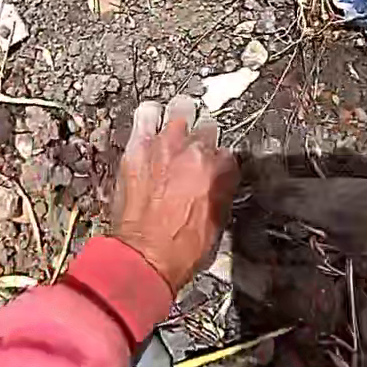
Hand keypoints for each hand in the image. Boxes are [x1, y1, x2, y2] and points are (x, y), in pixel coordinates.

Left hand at [111, 96, 239, 291]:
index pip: (227, 151)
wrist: (146, 257)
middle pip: (206, 126)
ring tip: (172, 131)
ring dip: (178, 120)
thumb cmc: (181, 248)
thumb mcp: (218, 220)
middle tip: (192, 152)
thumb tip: (217, 183)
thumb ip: (220, 190)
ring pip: (180, 109)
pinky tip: (150, 124)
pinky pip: (146, 114)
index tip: (209, 168)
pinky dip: (149, 116)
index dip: (217, 161)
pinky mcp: (139, 147)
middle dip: (201, 138)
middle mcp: (197, 150)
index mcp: (222, 168)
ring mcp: (167, 144)